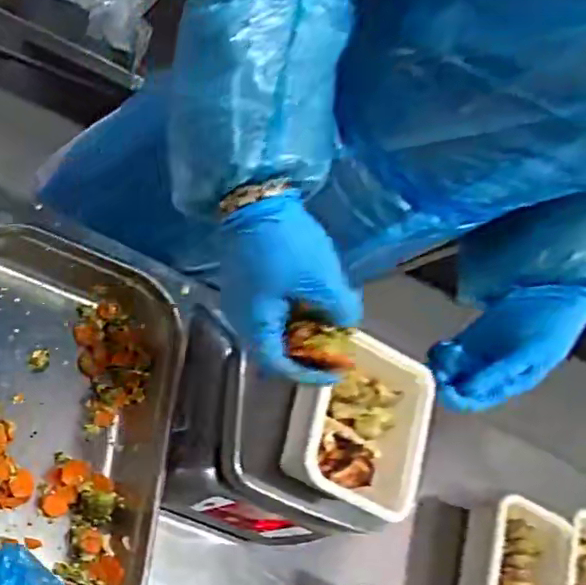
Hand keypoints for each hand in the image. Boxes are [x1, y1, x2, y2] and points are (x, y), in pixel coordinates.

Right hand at [215, 194, 361, 384]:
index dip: (307, 374)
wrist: (253, 210)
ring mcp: (239, 304)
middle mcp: (240, 320)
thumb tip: (346, 325)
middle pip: (271, 351)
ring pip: (270, 333)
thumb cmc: (285, 248)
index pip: (277, 364)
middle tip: (337, 350)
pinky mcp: (243, 289)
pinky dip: (290, 320)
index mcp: (254, 324)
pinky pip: (267, 316)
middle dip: (305, 355)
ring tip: (329, 327)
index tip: (337, 373)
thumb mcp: (322, 279)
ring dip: (299, 336)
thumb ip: (339, 309)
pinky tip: (310, 308)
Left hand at [428, 285, 585, 410]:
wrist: (549, 297)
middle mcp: (483, 377)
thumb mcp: (531, 353)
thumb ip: (499, 372)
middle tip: (445, 363)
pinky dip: (438, 352)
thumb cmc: (550, 328)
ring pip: (441, 372)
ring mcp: (470, 361)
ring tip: (453, 348)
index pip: (471, 403)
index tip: (442, 387)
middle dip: (440, 379)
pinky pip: (440, 356)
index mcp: (504, 385)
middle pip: (449, 388)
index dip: (452, 399)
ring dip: (439, 364)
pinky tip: (448, 343)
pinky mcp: (463, 345)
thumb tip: (467, 391)